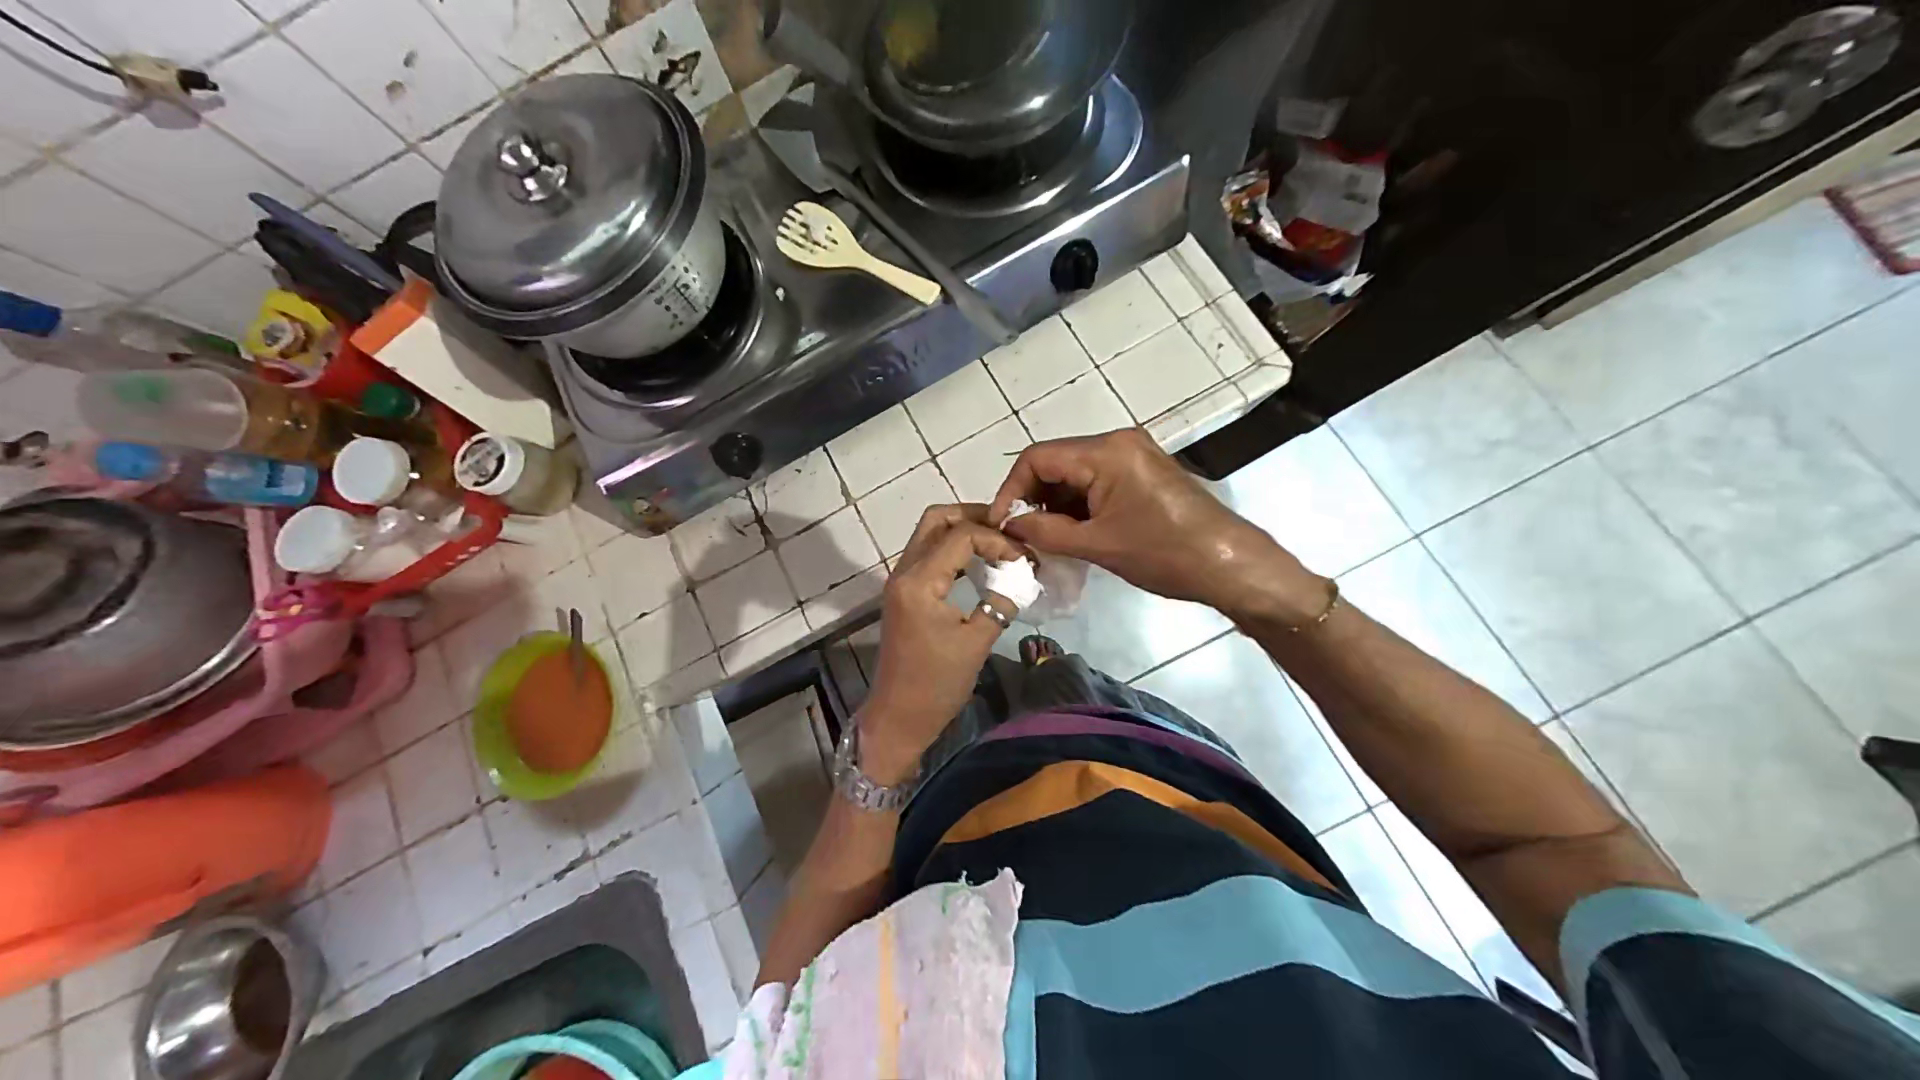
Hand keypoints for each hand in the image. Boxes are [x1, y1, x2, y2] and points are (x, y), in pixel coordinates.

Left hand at [860, 504, 1028, 783]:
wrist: (899, 717)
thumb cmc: (937, 685)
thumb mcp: (977, 643)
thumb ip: (1000, 603)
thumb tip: (1021, 580)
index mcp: (919, 582)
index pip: (961, 535)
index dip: (997, 538)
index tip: (1024, 558)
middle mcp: (904, 571)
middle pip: (937, 519)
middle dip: (975, 517)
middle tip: (1009, 532)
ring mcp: (900, 581)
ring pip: (930, 533)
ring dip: (964, 530)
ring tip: (1000, 544)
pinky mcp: (903, 593)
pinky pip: (928, 554)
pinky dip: (954, 549)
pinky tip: (980, 565)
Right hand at [989, 428, 1327, 624]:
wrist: (1229, 565)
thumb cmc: (1165, 554)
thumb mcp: (1098, 545)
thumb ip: (1045, 531)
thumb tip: (1009, 526)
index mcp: (1107, 452)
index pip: (1038, 458)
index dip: (1011, 490)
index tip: (1002, 525)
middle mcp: (1118, 442)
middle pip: (1056, 462)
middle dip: (1032, 497)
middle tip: (1021, 535)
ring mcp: (1133, 455)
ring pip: (1074, 473)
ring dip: (1054, 503)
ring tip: (1044, 539)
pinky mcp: (1142, 471)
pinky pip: (1096, 481)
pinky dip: (1078, 504)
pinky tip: (1071, 532)